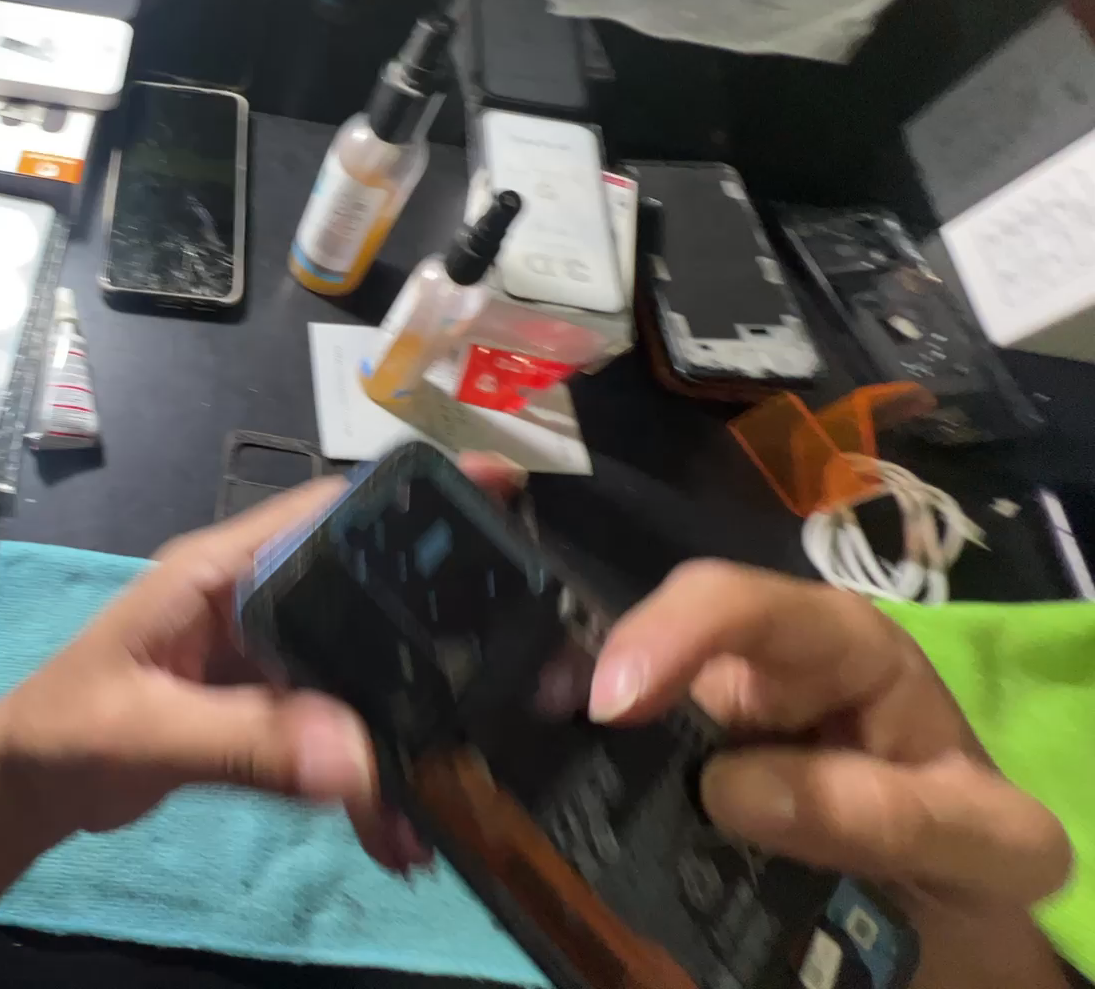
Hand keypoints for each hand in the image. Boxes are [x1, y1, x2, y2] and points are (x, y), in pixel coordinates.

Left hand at [0, 453, 528, 872]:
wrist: (35, 785)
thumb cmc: (67, 730)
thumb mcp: (146, 730)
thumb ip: (245, 740)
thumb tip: (359, 759)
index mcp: (220, 570)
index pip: (320, 513)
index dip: (400, 505)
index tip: (491, 506)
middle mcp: (251, 598)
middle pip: (358, 588)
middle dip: (432, 622)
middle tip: (522, 657)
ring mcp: (260, 653)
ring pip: (355, 665)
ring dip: (403, 719)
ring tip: (459, 777)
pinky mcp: (262, 703)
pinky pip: (331, 723)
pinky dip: (362, 768)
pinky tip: (392, 826)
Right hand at [590, 560, 1073, 987]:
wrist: (927, 910)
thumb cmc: (967, 853)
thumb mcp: (980, 846)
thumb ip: (890, 816)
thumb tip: (724, 788)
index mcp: (834, 645)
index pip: (737, 603)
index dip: (668, 633)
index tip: (613, 704)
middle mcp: (745, 656)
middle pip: (648, 624)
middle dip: (595, 656)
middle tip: (551, 713)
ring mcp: (691, 696)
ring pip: (611, 664)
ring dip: (566, 693)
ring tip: (532, 730)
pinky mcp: (654, 739)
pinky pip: (599, 722)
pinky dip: (563, 732)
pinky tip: (545, 747)